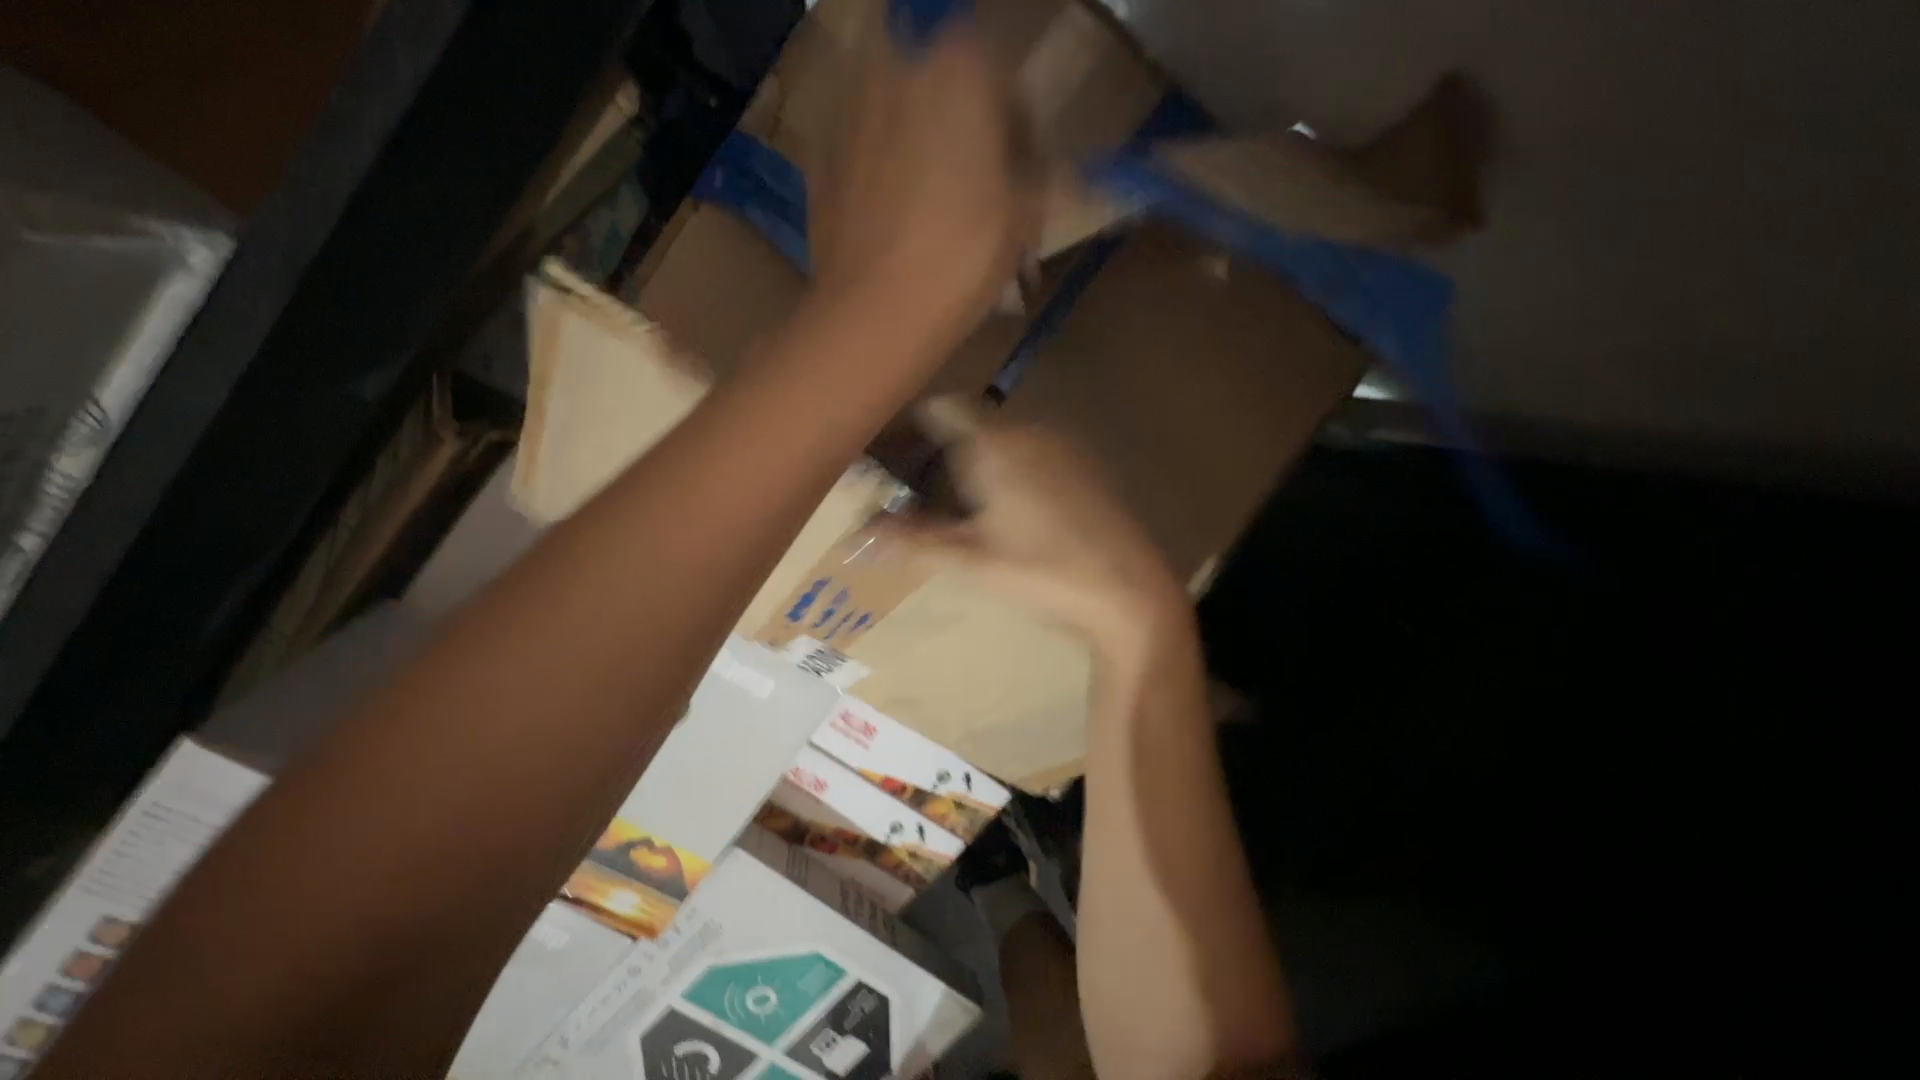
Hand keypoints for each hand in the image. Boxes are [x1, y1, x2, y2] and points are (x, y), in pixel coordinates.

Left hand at [808, 14, 1039, 362]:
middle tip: (989, 201)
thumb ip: (1046, 177)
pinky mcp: (821, 160)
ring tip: (944, 221)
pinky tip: (902, 231)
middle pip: (949, 100)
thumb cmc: (962, 257)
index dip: (1024, 134)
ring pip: (906, 129)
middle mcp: (899, 75)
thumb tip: (1052, 172)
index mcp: (959, 71)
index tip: (1030, 179)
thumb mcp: (1026, 217)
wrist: (873, 313)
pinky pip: (870, 159)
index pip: (1006, 82)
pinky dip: (889, 181)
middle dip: (971, 143)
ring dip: (929, 161)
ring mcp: (852, 115)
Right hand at [890, 400, 1192, 658]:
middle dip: (940, 448)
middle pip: (973, 423)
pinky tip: (1008, 513)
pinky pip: (1035, 453)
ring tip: (956, 503)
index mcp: (997, 443)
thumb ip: (912, 540)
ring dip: (976, 459)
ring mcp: (1065, 447)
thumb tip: (855, 536)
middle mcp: (1031, 431)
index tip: (890, 450)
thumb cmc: (1043, 573)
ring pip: (1005, 438)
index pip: (943, 407)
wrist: (1131, 593)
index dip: (912, 424)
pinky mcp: (1088, 467)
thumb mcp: (970, 560)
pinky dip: (1010, 469)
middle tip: (914, 485)